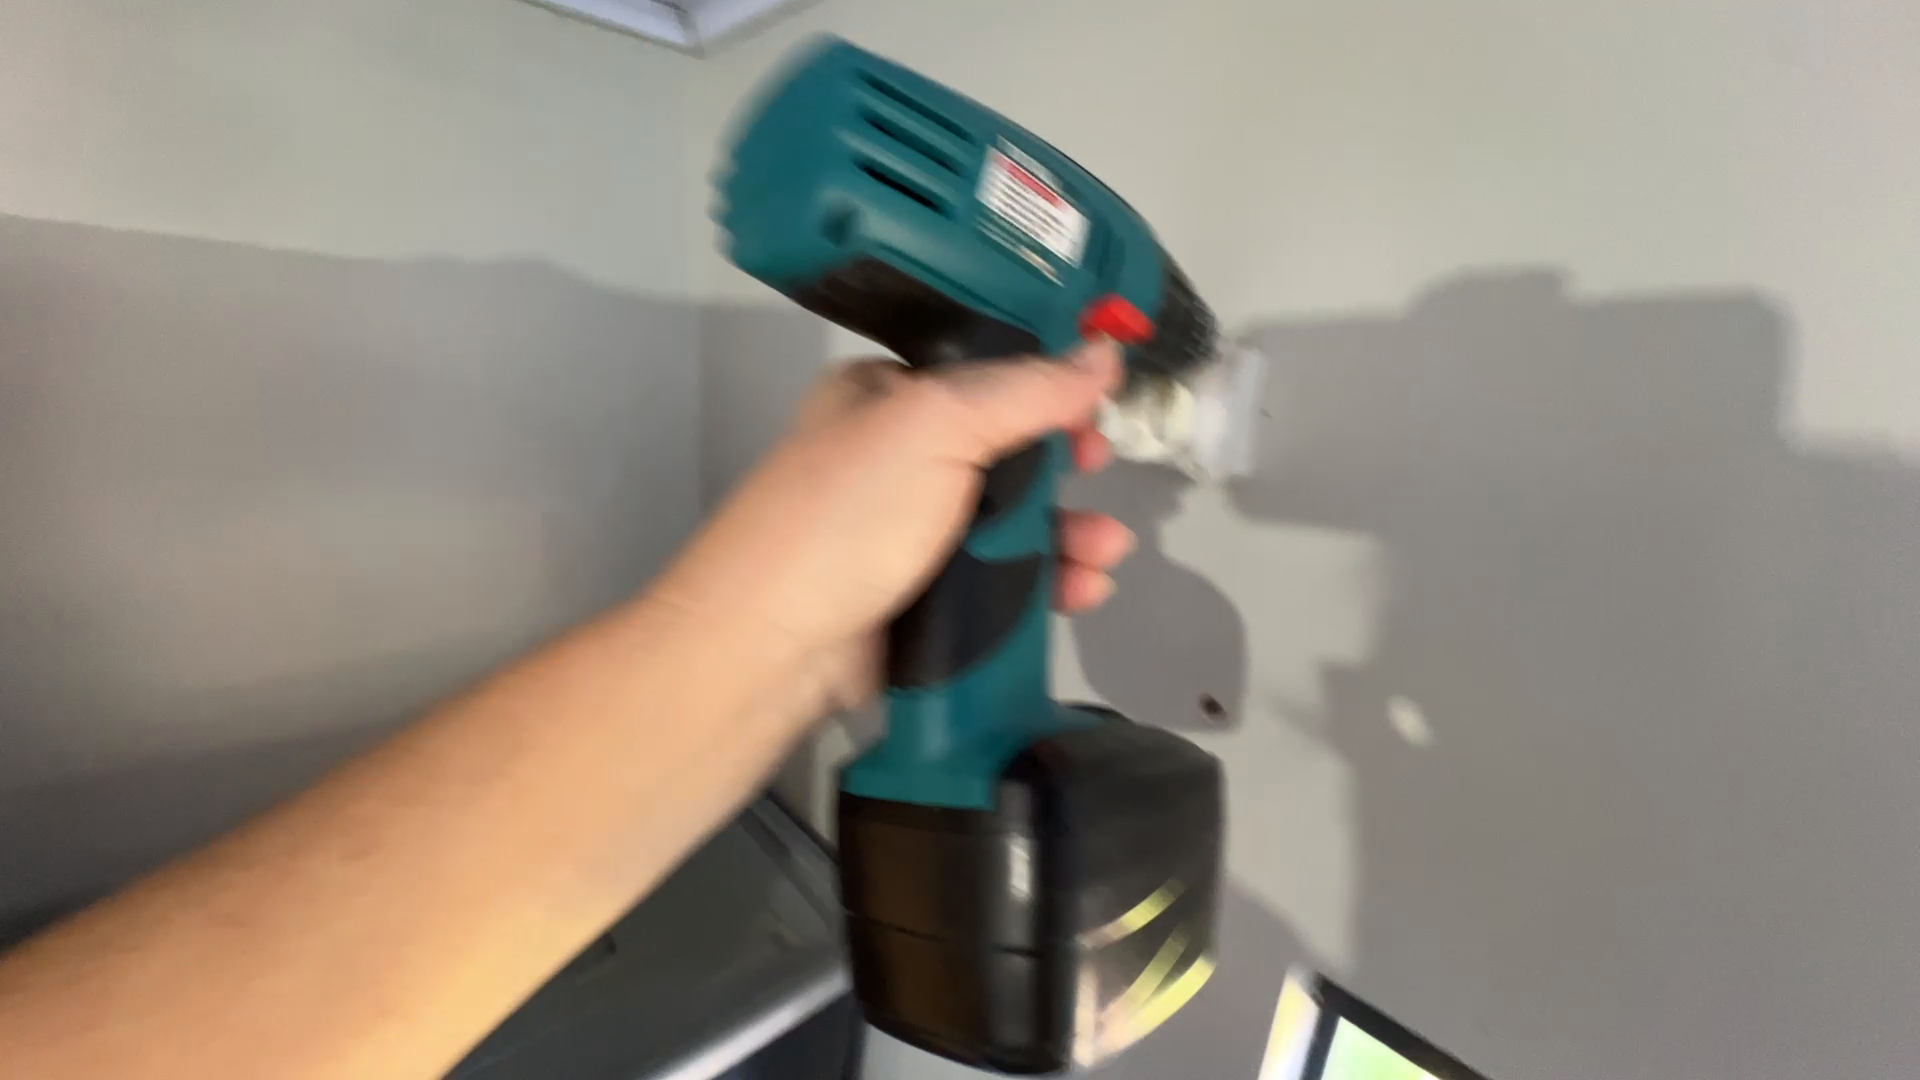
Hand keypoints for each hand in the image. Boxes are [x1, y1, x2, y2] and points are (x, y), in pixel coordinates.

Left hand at [655, 338, 1133, 723]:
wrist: (776, 645)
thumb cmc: (851, 515)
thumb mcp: (937, 427)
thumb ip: (1027, 390)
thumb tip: (1103, 351)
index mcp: (884, 395)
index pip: (981, 374)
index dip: (1042, 386)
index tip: (1089, 406)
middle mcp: (895, 457)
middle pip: (1002, 450)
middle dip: (1062, 466)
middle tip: (1097, 472)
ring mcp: (907, 530)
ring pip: (1007, 520)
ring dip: (1066, 533)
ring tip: (1106, 554)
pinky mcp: (923, 593)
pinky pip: (997, 576)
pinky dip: (1044, 581)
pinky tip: (1082, 591)